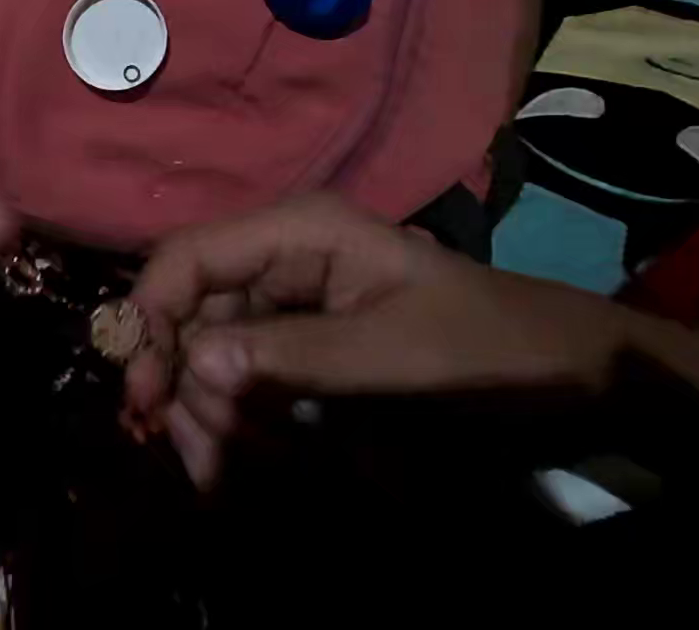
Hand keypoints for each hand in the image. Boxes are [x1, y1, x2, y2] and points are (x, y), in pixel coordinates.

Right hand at [123, 194, 633, 488]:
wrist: (558, 373)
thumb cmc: (485, 347)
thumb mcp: (397, 353)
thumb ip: (295, 355)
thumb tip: (195, 364)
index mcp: (295, 230)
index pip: (190, 255)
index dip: (151, 310)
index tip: (141, 385)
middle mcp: (274, 255)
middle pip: (188, 305)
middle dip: (176, 374)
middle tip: (184, 446)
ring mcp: (279, 297)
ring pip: (203, 345)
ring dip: (199, 406)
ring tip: (215, 467)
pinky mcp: (289, 338)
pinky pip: (234, 372)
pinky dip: (226, 416)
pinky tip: (234, 457)